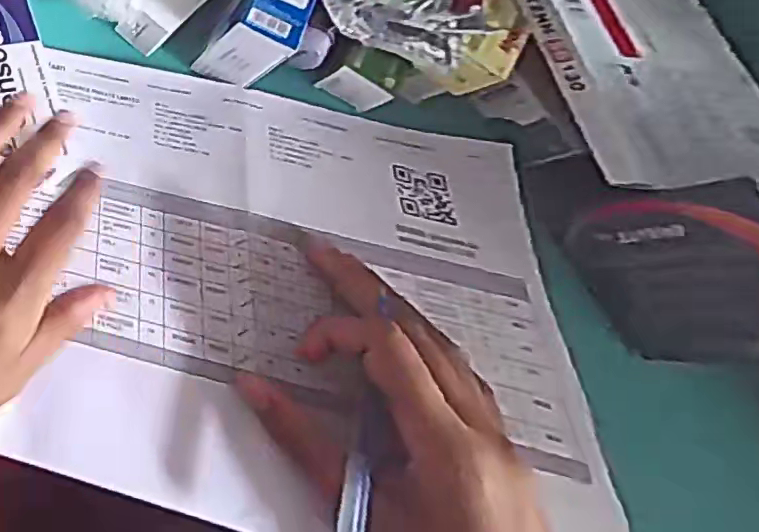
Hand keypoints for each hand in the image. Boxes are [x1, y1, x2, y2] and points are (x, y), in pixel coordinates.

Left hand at [0, 96, 109, 503]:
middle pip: (19, 181)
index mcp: (10, 298)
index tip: (95, 169)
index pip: (60, 230)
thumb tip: (108, 290)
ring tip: (24, 100)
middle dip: (48, 141)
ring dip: (1, 125)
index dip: (83, 194)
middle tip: (67, 117)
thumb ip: (61, 325)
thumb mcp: (14, 374)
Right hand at [234, 245, 547, 531]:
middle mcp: (485, 434)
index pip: (390, 348)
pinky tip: (404, 341)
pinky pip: (461, 375)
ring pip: (446, 349)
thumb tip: (253, 386)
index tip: (307, 352)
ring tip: (355, 282)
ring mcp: (502, 442)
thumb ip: (304, 442)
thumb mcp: (362, 512)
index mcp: (450, 448)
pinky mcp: (505, 453)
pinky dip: (422, 343)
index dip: (338, 331)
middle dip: (364, 286)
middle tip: (323, 253)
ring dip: (395, 309)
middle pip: (420, 332)